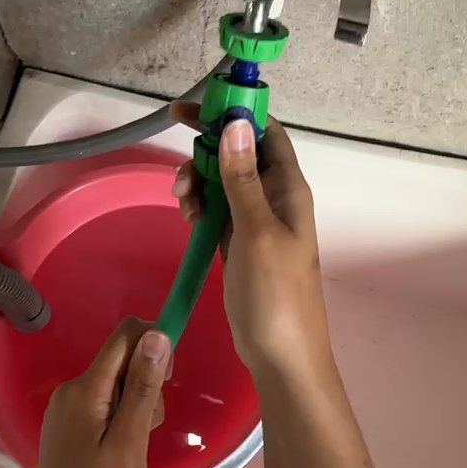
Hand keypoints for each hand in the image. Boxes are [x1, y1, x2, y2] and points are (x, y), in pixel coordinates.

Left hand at [30, 318, 170, 467]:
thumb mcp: (129, 445)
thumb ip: (143, 388)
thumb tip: (157, 333)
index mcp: (83, 390)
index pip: (124, 336)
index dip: (154, 342)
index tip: (170, 377)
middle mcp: (70, 391)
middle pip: (121, 360)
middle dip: (146, 383)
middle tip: (150, 427)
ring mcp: (66, 412)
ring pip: (116, 384)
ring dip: (136, 405)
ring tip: (135, 448)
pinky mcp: (68, 431)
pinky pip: (103, 405)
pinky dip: (122, 418)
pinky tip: (122, 452)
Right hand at [169, 105, 332, 380]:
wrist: (281, 357)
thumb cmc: (275, 293)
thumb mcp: (256, 231)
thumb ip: (243, 178)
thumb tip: (236, 123)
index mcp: (287, 187)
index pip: (264, 131)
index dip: (234, 113)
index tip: (195, 109)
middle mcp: (273, 195)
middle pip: (237, 152)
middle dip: (205, 153)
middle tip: (179, 173)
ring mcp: (256, 218)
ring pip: (222, 180)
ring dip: (198, 182)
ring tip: (183, 205)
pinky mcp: (239, 239)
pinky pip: (217, 207)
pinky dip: (201, 206)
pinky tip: (189, 219)